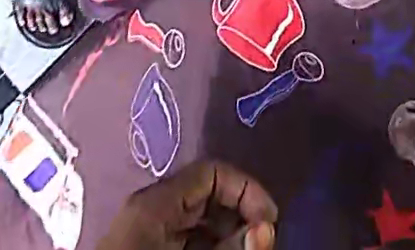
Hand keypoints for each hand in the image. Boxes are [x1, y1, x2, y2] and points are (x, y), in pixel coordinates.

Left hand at [96, 160, 278, 249]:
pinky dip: (208, 248)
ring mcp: (144, 235)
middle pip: (206, 195)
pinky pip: (184, 242)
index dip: (246, 189)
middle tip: (262, 244)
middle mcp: (150, 209)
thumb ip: (228, 249)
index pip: (212, 172)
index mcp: (157, 202)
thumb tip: (266, 229)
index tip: (270, 221)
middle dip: (239, 215)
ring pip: (197, 222)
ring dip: (226, 236)